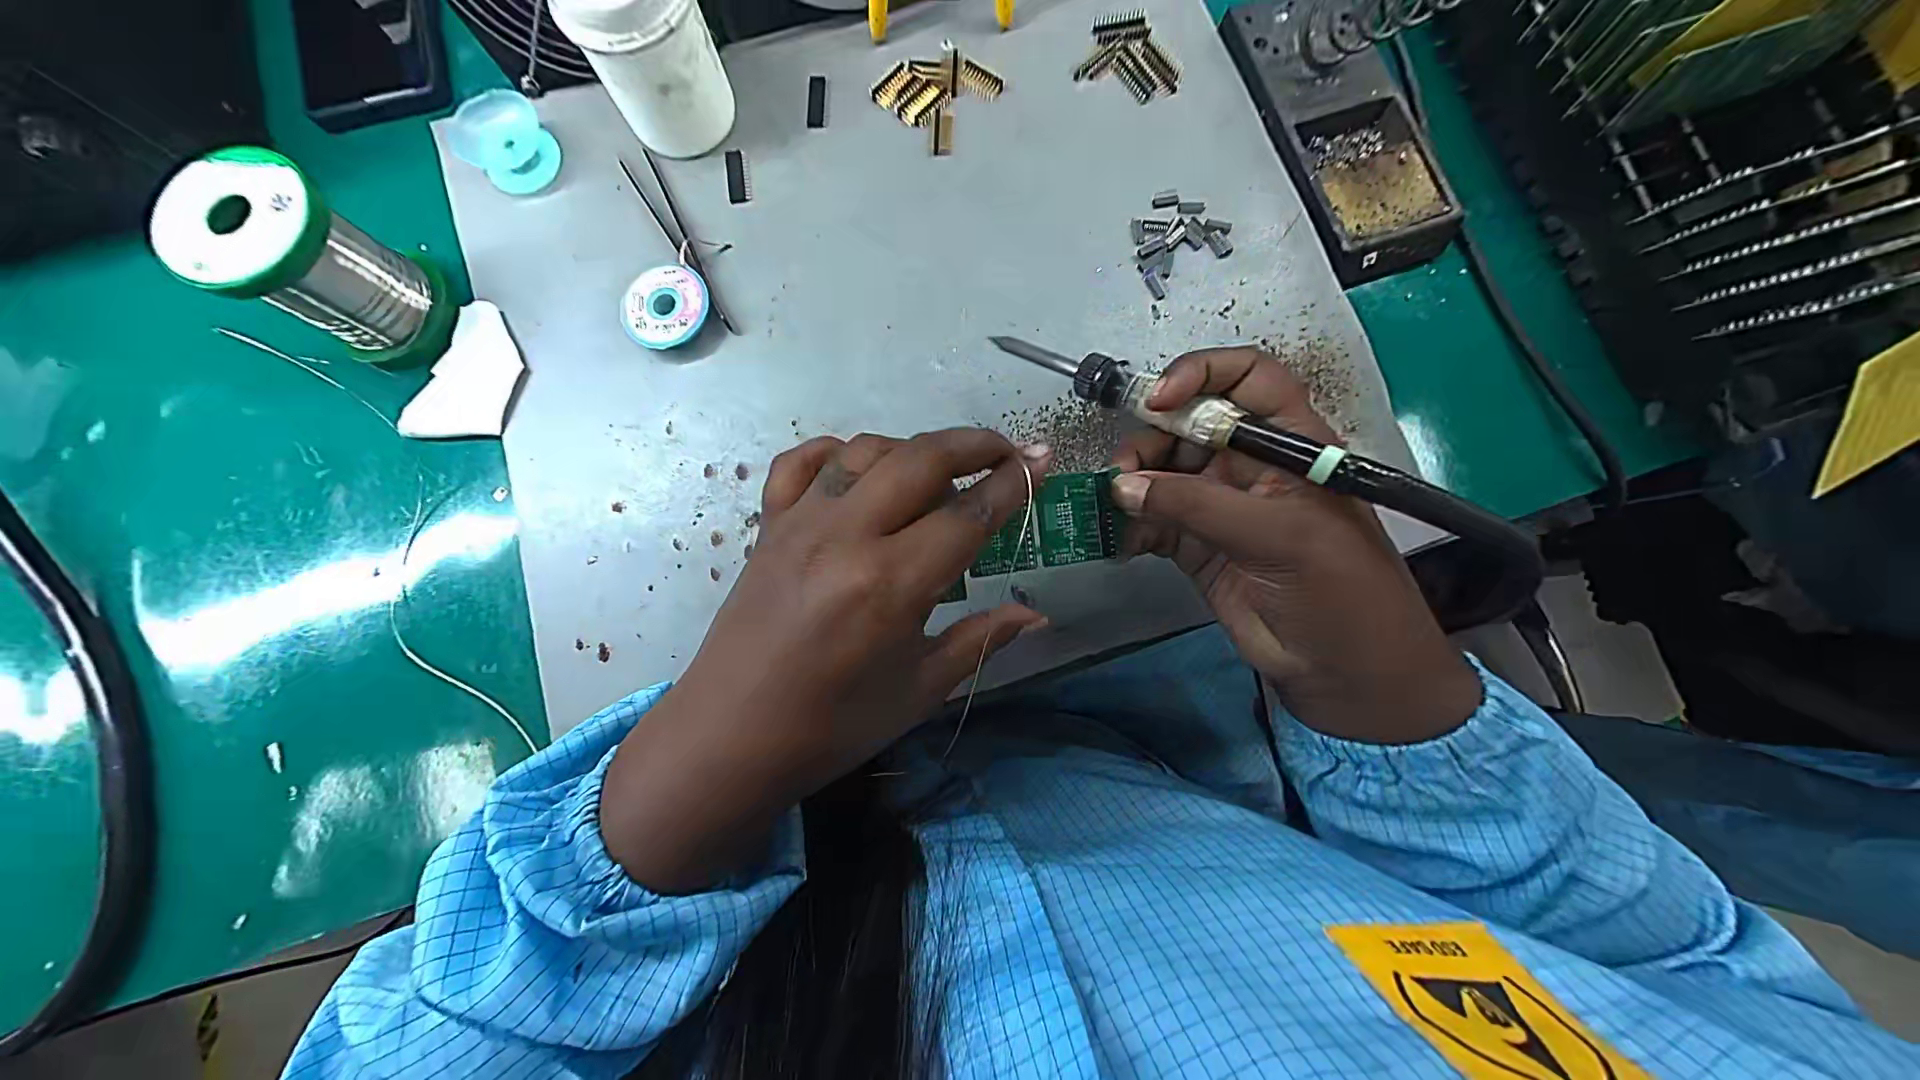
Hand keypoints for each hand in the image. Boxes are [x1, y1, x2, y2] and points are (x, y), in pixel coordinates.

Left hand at [602, 430, 1051, 891]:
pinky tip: (859, 469)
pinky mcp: (768, 528)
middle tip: (1005, 452)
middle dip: (974, 445)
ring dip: (913, 448)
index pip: (968, 514)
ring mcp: (800, 525)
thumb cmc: (834, 726)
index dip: (1014, 483)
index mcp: (891, 584)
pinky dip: (838, 452)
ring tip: (940, 472)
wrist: (729, 738)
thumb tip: (1038, 614)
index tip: (1042, 460)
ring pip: (866, 450)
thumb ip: (982, 640)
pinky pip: (800, 463)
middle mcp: (847, 537)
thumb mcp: (920, 690)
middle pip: (921, 460)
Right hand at [1112, 347, 1479, 743]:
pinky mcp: (1194, 545)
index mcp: (1288, 443)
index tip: (1158, 399)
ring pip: (1162, 471)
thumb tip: (1122, 486)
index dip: (1202, 374)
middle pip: (1188, 423)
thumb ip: (1196, 505)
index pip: (1247, 378)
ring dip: (1132, 482)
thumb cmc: (1336, 590)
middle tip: (1122, 470)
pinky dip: (1128, 523)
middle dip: (1151, 436)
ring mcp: (1218, 505)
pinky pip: (1151, 519)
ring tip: (1114, 504)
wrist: (1344, 672)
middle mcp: (1249, 464)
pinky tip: (1116, 537)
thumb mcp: (1277, 535)